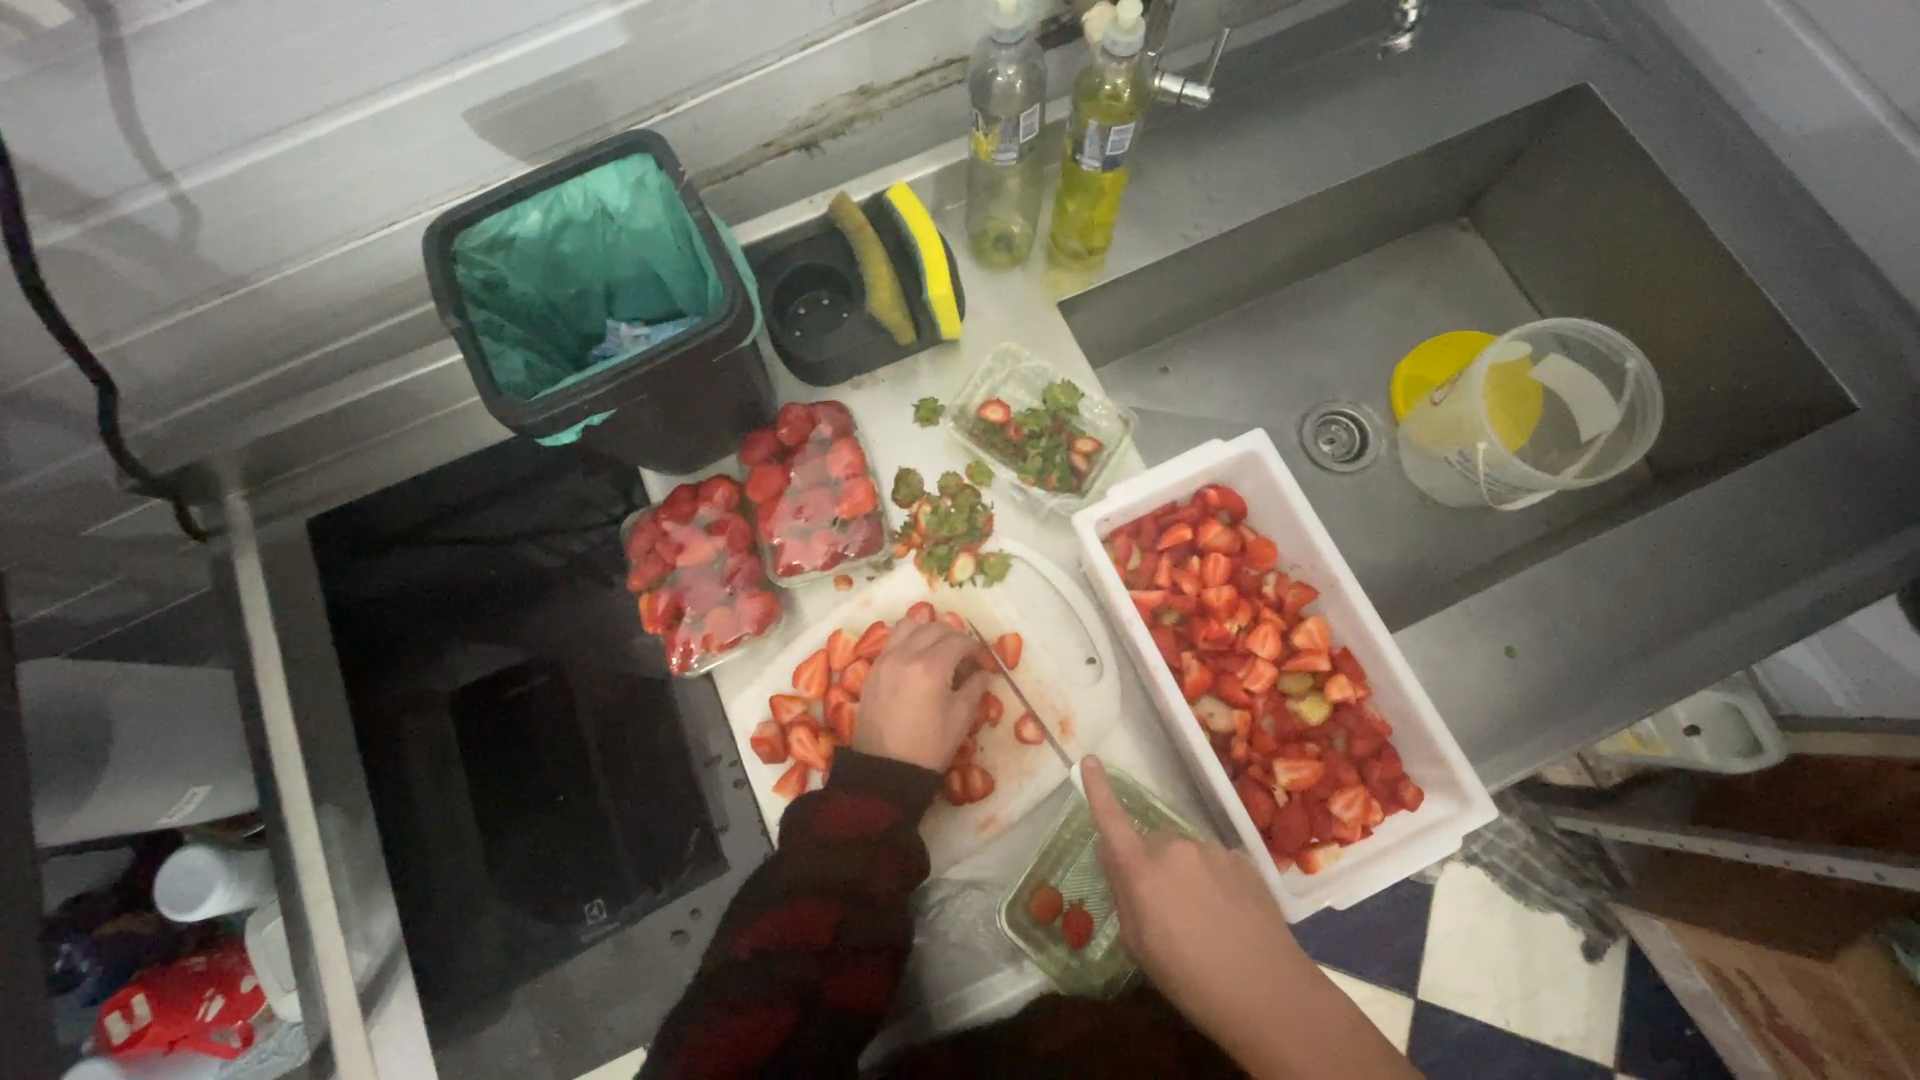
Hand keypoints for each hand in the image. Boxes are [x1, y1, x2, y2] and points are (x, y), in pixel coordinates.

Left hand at [853, 620, 990, 770]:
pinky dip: (908, 639)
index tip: (985, 663)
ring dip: (928, 630)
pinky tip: (918, 658)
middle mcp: (906, 654)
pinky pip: (892, 640)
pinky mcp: (873, 669)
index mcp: (931, 667)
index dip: (977, 649)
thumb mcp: (960, 718)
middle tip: (966, 656)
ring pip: (909, 625)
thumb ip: (975, 688)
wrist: (885, 770)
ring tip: (939, 649)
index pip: (960, 641)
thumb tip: (984, 673)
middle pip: (935, 627)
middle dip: (956, 636)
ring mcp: (885, 659)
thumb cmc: (929, 747)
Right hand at [1083, 756, 1418, 1078]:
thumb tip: (1114, 856)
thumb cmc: (1189, 978)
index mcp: (1141, 869)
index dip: (1097, 789)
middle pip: (1151, 845)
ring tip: (1203, 921)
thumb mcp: (1138, 945)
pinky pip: (1215, 863)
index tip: (1089, 760)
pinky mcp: (1243, 860)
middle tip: (1163, 912)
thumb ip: (1123, 893)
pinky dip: (1214, 882)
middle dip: (1151, 867)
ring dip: (1185, 875)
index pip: (1111, 819)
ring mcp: (1212, 850)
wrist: (1267, 991)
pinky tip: (1228, 917)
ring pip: (1186, 855)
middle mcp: (1175, 848)